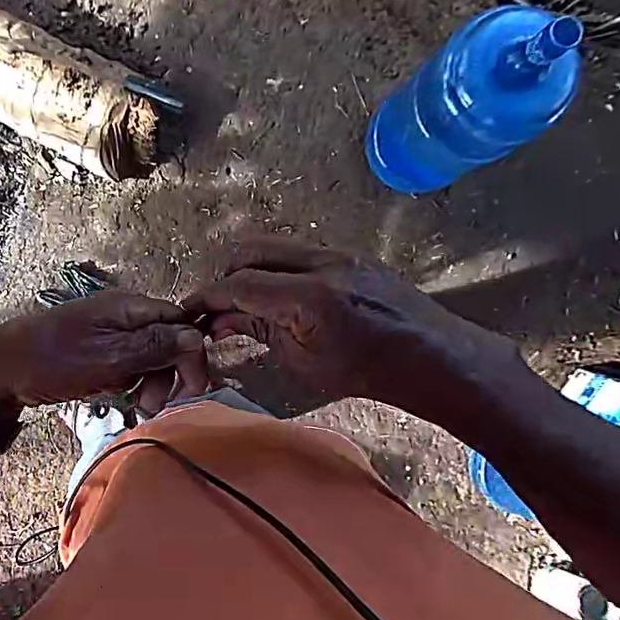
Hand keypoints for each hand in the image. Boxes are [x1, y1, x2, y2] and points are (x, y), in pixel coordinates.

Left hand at [0, 291, 210, 421]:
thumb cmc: (53, 363)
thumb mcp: (108, 359)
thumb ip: (154, 347)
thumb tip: (196, 338)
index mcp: (129, 307)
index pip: (181, 323)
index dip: (192, 355)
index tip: (192, 389)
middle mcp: (123, 314)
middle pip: (167, 340)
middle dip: (168, 374)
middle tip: (153, 406)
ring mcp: (109, 331)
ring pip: (149, 355)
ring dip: (150, 383)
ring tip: (137, 407)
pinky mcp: (97, 348)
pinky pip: (128, 363)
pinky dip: (130, 382)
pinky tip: (118, 396)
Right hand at [183, 238, 502, 412]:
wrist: (429, 356)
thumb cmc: (366, 372)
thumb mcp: (303, 361)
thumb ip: (259, 330)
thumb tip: (221, 319)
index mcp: (309, 298)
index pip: (240, 284)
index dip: (208, 296)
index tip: (191, 310)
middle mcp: (322, 263)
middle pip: (250, 250)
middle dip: (224, 275)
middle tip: (216, 306)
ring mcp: (338, 253)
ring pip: (274, 246)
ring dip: (250, 269)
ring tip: (245, 302)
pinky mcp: (349, 254)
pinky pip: (299, 251)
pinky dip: (277, 268)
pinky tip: (279, 296)